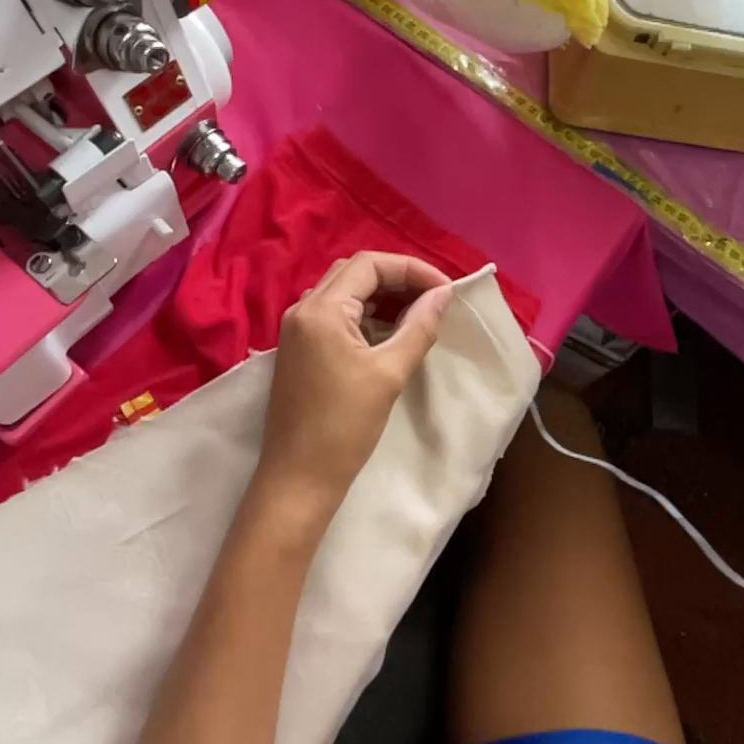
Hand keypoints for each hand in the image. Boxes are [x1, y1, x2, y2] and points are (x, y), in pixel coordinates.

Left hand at [258, 252, 454, 505]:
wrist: (298, 479)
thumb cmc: (344, 427)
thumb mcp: (389, 374)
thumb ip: (418, 327)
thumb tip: (443, 295)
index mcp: (321, 309)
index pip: (370, 264)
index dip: (412, 270)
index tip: (445, 291)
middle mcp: (303, 309)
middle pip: (356, 271)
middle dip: (398, 278)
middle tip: (434, 299)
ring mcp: (297, 329)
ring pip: (345, 291)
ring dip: (382, 295)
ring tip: (418, 313)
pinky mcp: (299, 349)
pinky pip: (335, 314)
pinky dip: (365, 313)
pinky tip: (390, 332)